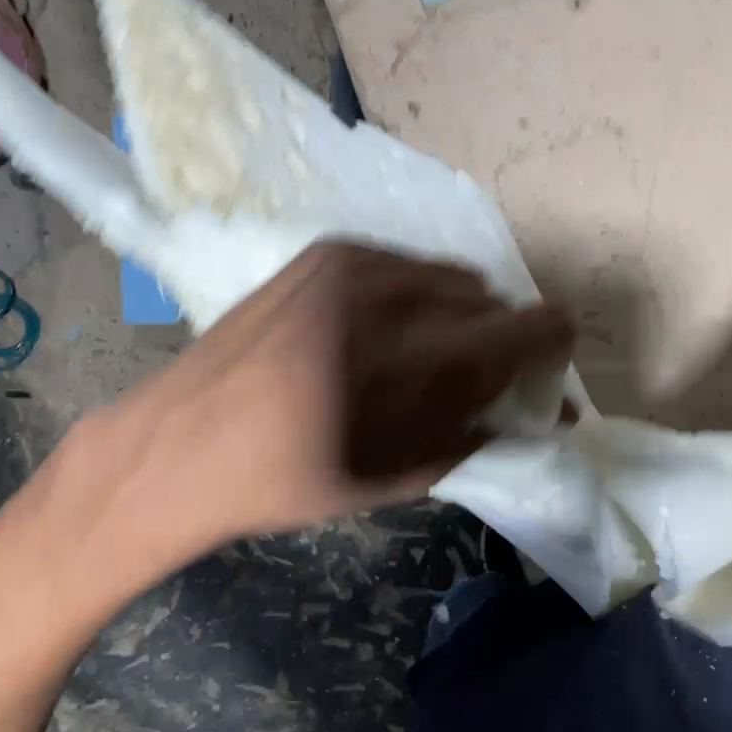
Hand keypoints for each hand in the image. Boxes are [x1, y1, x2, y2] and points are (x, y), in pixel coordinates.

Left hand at [36, 242, 573, 595]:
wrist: (179, 443)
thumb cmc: (293, 480)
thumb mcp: (399, 477)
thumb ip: (479, 437)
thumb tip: (542, 416)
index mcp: (425, 362)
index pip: (533, 327)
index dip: (552, 347)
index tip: (548, 369)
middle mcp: (402, 296)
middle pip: (494, 301)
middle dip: (500, 339)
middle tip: (479, 378)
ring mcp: (360, 264)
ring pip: (452, 278)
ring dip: (458, 315)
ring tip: (423, 356)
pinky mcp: (327, 251)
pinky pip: (406, 265)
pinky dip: (415, 296)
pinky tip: (382, 332)